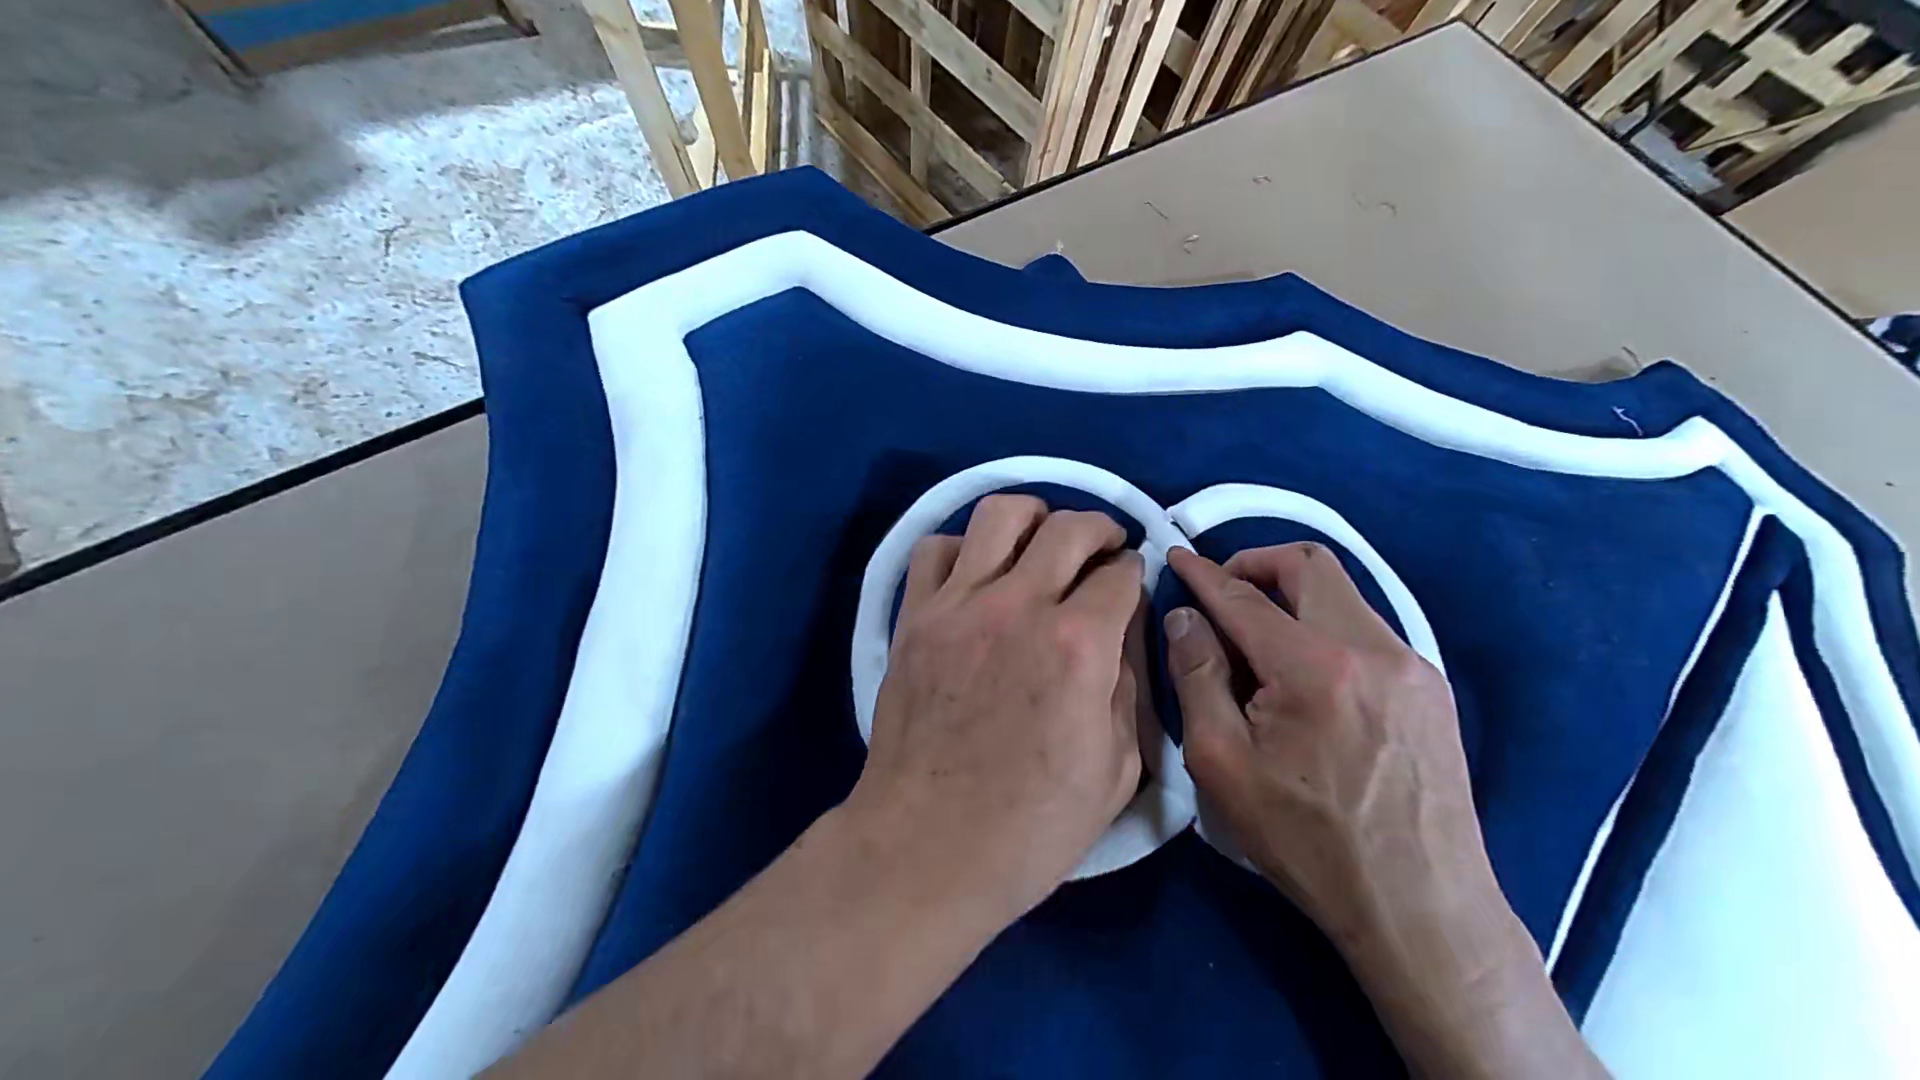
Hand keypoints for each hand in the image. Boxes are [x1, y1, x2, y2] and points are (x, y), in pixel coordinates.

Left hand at [846, 494, 1146, 919]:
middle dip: (1099, 528)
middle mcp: (1020, 606)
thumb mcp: (1118, 767)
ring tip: (1041, 541)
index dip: (1136, 571)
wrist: (931, 845)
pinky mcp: (914, 618)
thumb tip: (1122, 631)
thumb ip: (1129, 685)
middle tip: (1103, 548)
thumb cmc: (1034, 824)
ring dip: (1034, 516)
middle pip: (1068, 526)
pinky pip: (934, 549)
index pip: (1121, 573)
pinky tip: (977, 571)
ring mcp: (958, 605)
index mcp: (1080, 644)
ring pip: (1000, 514)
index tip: (1133, 579)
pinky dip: (963, 546)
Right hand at [1162, 543, 1486, 949]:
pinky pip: (1366, 627)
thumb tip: (1185, 616)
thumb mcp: (1221, 763)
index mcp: (1315, 667)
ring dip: (1291, 595)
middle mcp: (1373, 648)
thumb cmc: (1305, 840)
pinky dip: (1323, 625)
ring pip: (1342, 593)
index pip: (1244, 597)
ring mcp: (1412, 665)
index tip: (1176, 556)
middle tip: (1220, 590)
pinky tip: (1304, 671)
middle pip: (1310, 565)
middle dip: (1255, 563)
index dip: (1203, 573)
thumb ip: (1197, 676)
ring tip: (1257, 637)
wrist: (1421, 907)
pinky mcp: (1431, 688)